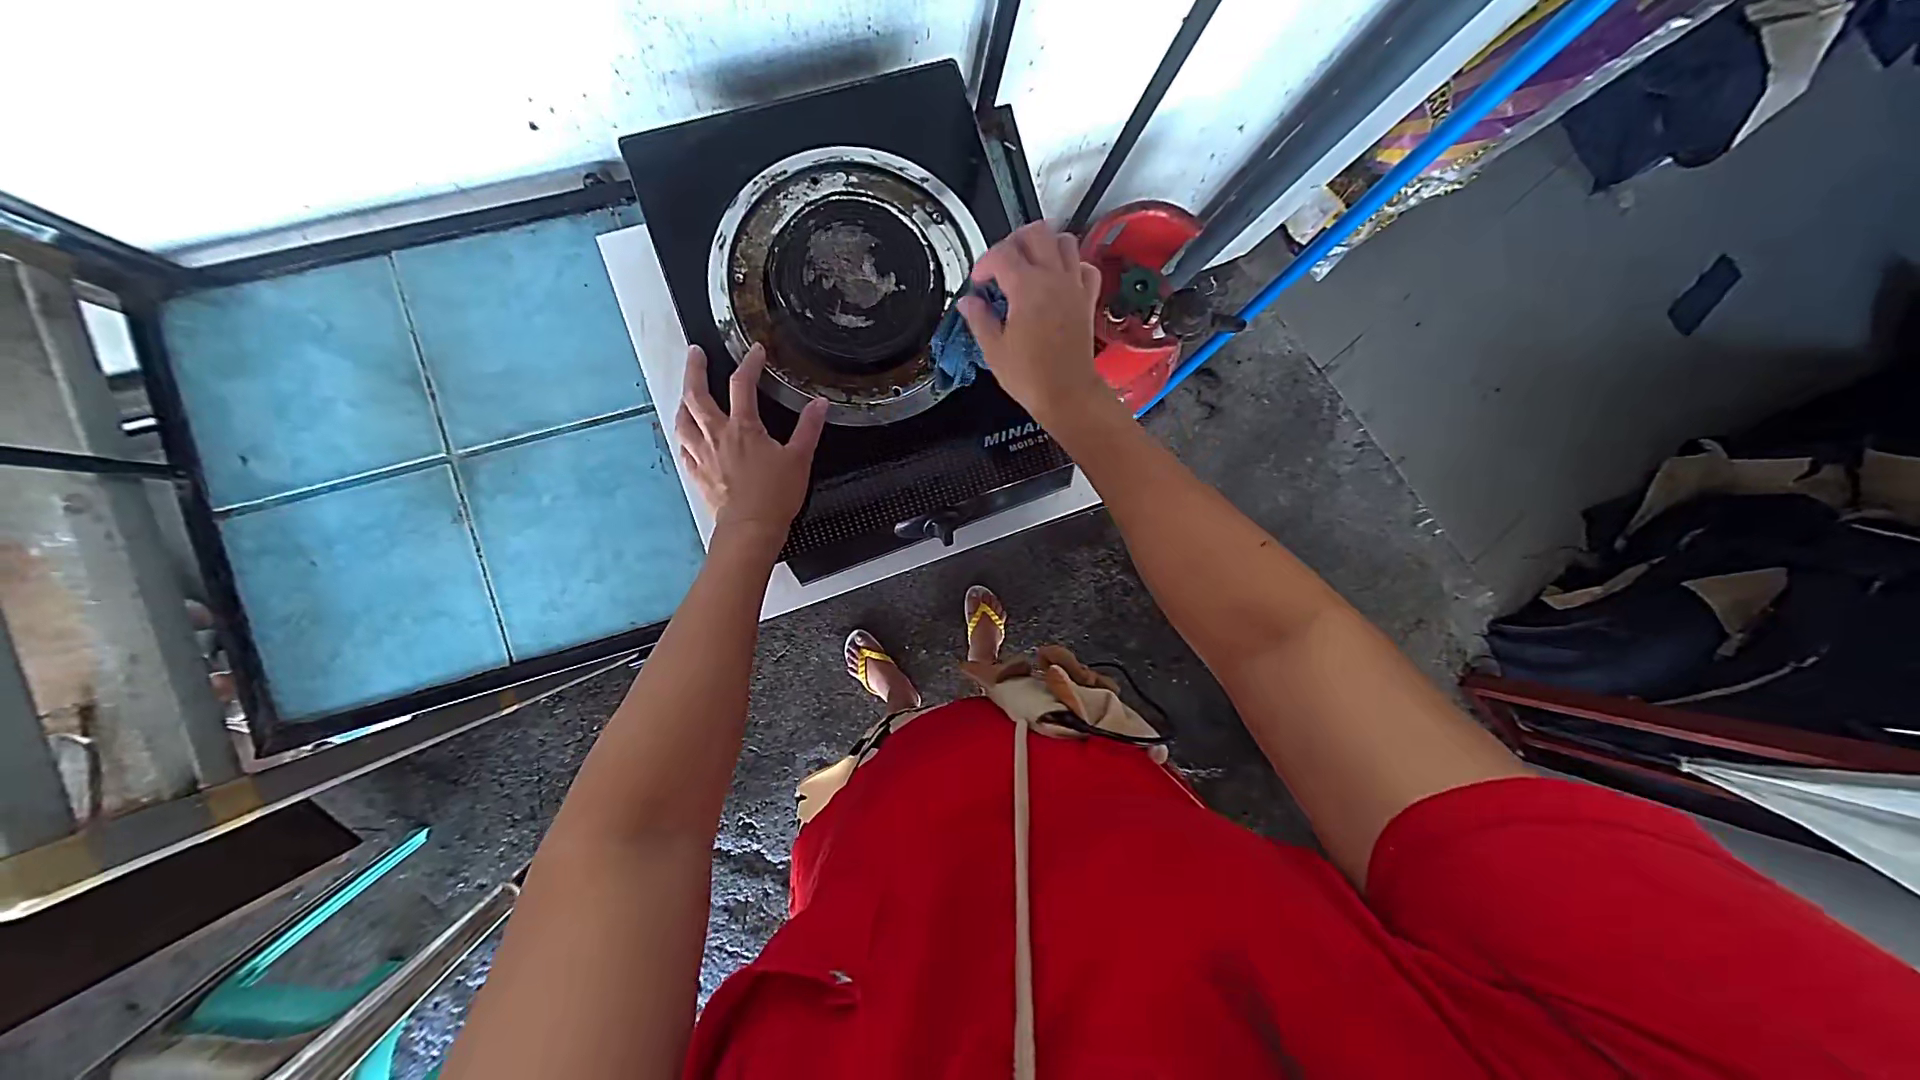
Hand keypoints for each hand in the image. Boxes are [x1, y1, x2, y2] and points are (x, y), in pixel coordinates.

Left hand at [674, 343, 827, 538]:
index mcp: (743, 428)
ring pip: (683, 419)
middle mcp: (717, 436)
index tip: (755, 351)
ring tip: (686, 392)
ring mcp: (702, 455)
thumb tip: (819, 405)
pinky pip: (683, 449)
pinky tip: (687, 436)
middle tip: (695, 354)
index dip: (749, 363)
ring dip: (683, 401)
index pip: (742, 384)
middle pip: (696, 394)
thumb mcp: (800, 458)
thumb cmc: (775, 496)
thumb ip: (809, 428)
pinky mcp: (697, 473)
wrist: (751, 528)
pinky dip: (684, 437)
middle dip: (695, 369)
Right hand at [957, 222, 1116, 426]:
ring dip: (1045, 245)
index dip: (984, 263)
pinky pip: (1086, 267)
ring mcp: (1074, 287)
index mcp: (1027, 288)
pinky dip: (1073, 265)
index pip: (1002, 254)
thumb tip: (969, 303)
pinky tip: (1059, 278)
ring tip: (1029, 263)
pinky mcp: (1087, 300)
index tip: (978, 281)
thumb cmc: (1032, 377)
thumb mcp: (994, 349)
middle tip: (1002, 261)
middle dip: (1014, 241)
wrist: (1067, 394)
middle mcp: (1054, 280)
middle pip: (1036, 233)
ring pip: (1065, 241)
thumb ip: (979, 319)